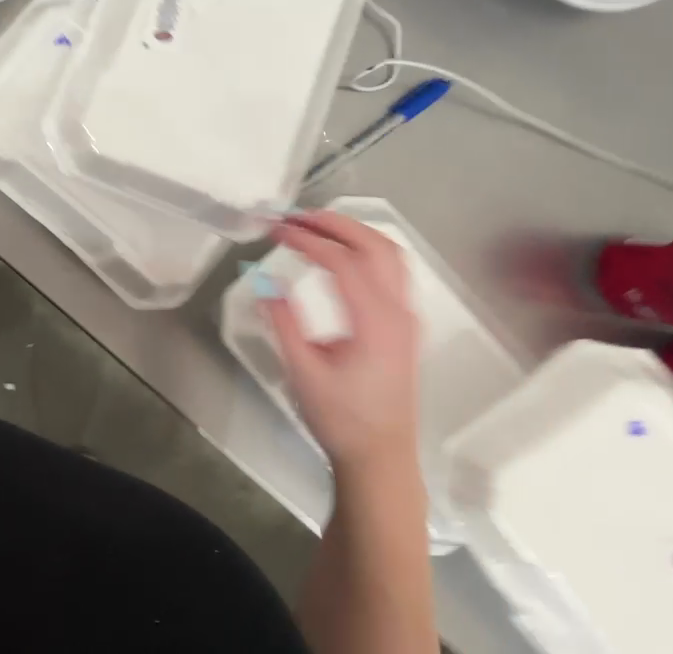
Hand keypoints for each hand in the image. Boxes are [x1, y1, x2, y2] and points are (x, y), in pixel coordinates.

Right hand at [263, 212, 420, 472]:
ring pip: (391, 254)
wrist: (380, 456)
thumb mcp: (303, 372)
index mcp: (375, 323)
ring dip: (354, 232)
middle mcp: (399, 313)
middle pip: (375, 247)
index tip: (275, 231)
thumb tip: (265, 282)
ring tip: (316, 225)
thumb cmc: (340, 418)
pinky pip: (393, 270)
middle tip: (295, 217)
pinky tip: (341, 252)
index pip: (342, 262)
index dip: (307, 240)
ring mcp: (407, 318)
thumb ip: (284, 322)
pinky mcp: (405, 324)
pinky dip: (366, 248)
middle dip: (334, 223)